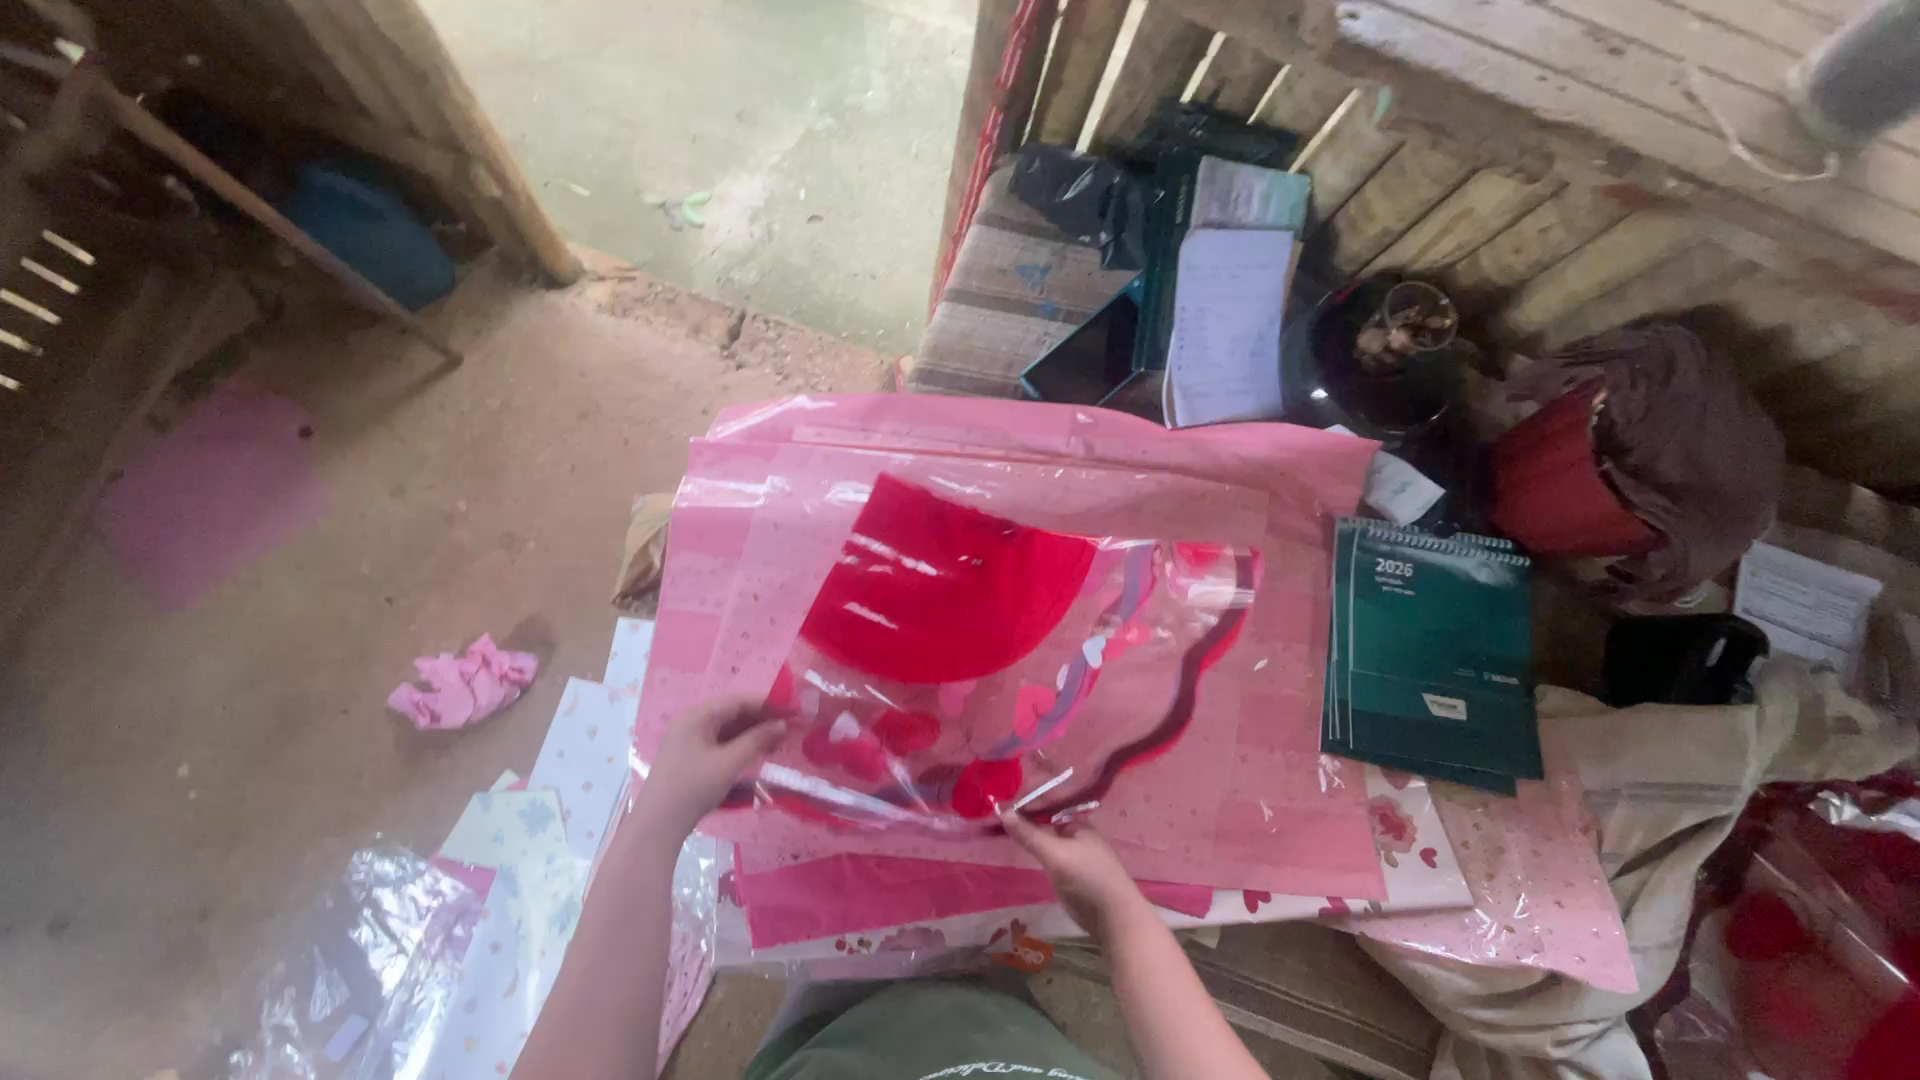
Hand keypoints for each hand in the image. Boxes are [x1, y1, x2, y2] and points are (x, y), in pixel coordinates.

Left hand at [633, 697, 786, 837]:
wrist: (657, 826)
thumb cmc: (693, 788)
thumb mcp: (729, 763)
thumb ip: (757, 740)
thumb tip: (782, 724)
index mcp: (696, 716)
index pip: (738, 701)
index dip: (767, 704)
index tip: (792, 712)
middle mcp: (691, 722)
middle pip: (732, 713)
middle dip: (761, 720)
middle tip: (788, 729)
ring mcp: (689, 740)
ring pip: (727, 729)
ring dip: (752, 734)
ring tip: (778, 743)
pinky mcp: (691, 757)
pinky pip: (720, 743)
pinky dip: (740, 746)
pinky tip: (757, 753)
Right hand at [1000, 809, 1149, 939]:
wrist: (1113, 917)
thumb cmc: (1087, 878)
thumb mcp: (1056, 854)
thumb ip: (1029, 834)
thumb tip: (1002, 811)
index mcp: (1076, 821)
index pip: (1046, 802)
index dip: (1025, 801)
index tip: (1000, 803)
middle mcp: (1075, 833)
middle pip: (1044, 819)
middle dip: (1022, 816)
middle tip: (994, 815)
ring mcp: (1072, 852)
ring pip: (1044, 836)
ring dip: (1025, 832)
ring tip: (999, 827)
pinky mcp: (1069, 871)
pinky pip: (1046, 852)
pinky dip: (1032, 848)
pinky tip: (1018, 846)